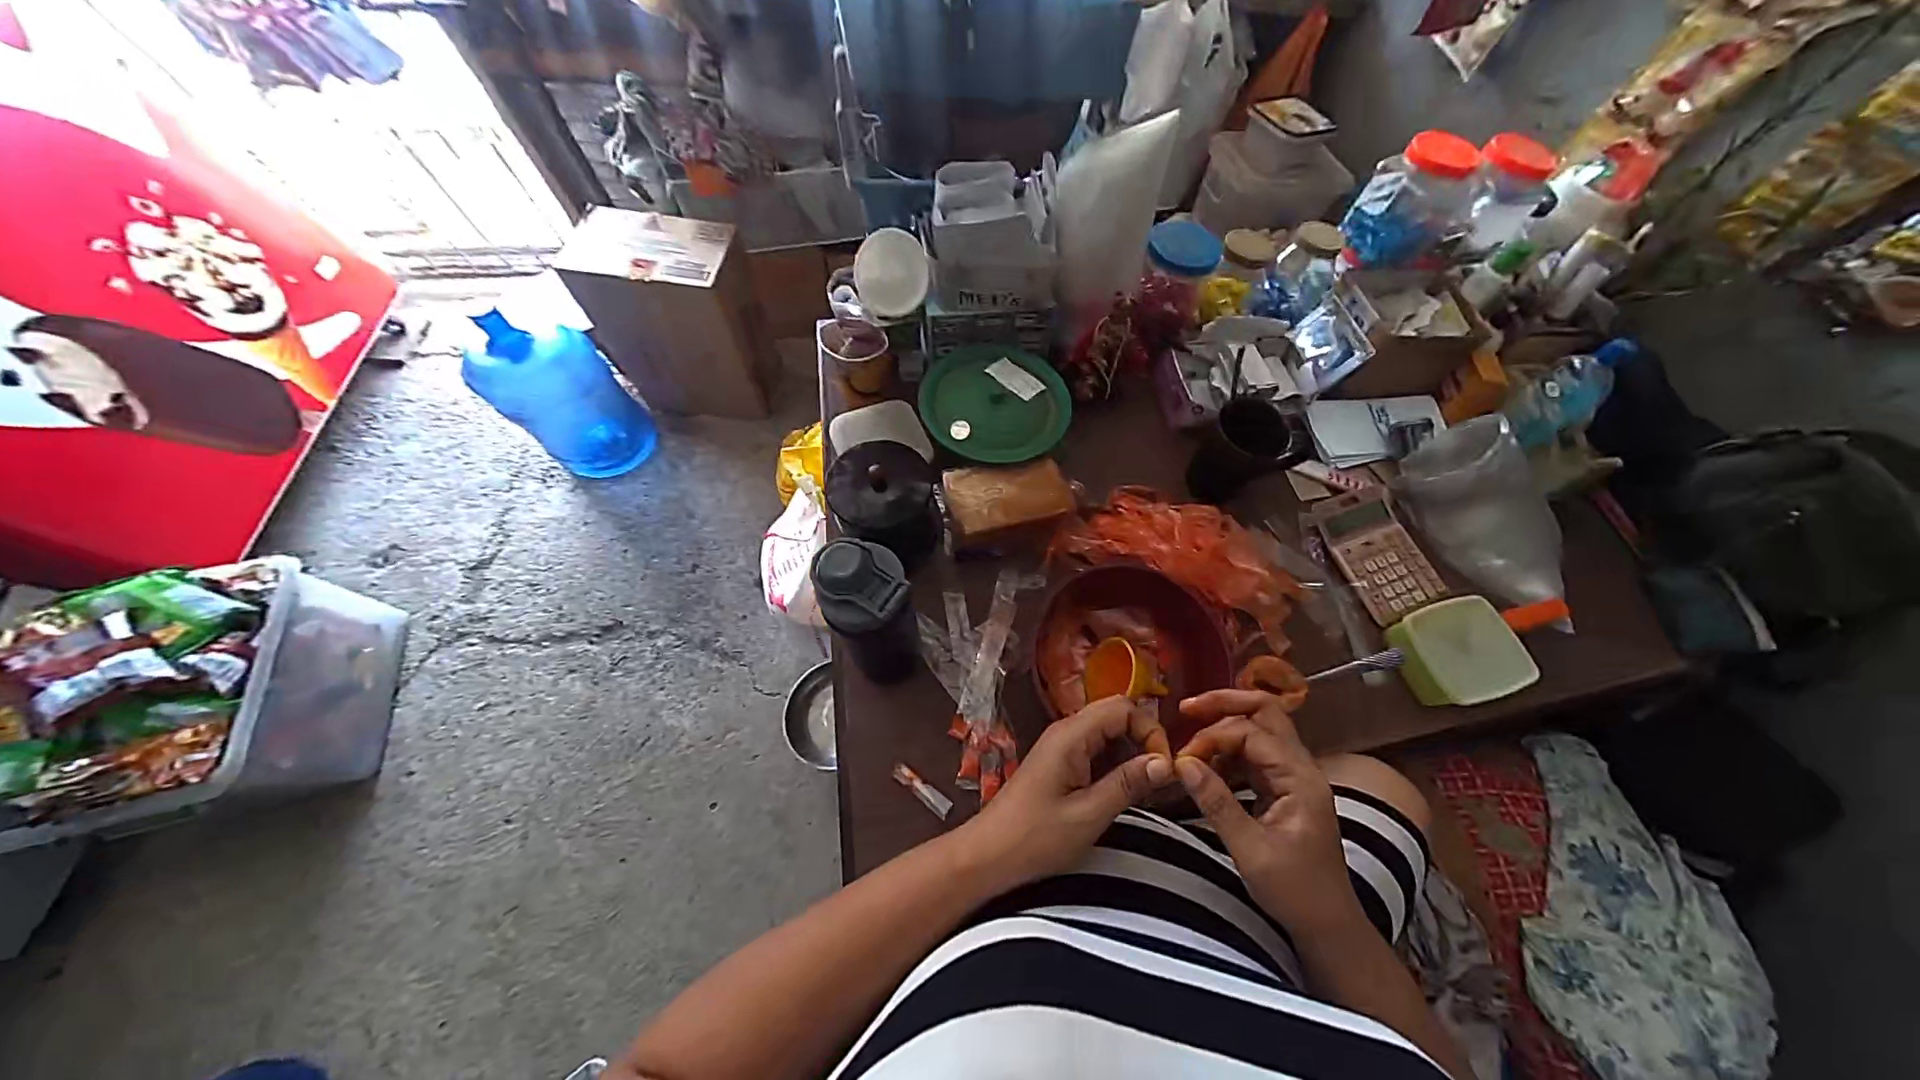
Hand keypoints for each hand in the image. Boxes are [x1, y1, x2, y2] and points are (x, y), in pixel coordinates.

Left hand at [960, 695, 1172, 888]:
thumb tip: (1166, 762)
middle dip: (1144, 739)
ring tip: (1147, 787)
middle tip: (1160, 777)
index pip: (1123, 707)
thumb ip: (1127, 784)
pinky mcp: (1060, 764)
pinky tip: (1124, 791)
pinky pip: (1096, 750)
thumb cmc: (1035, 838)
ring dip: (1132, 753)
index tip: (1165, 768)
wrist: (988, 855)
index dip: (1150, 731)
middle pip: (1116, 715)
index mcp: (1071, 735)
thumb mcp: (1088, 815)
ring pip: (1108, 733)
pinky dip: (1116, 764)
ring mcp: (1061, 747)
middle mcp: (1066, 732)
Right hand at [1174, 689, 1364, 935]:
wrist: (1329, 927)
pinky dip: (1228, 752)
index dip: (1213, 737)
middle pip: (1265, 713)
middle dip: (1224, 705)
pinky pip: (1255, 755)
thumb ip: (1216, 802)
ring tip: (1191, 739)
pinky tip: (1206, 767)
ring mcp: (1294, 777)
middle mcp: (1301, 768)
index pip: (1251, 733)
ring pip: (1259, 730)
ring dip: (1224, 728)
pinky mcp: (1284, 789)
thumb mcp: (1250, 850)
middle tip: (1186, 708)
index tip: (1183, 759)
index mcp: (1300, 779)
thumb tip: (1182, 763)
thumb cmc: (1295, 892)